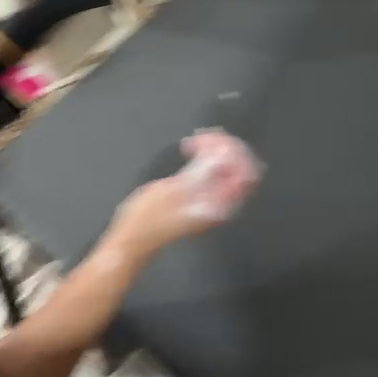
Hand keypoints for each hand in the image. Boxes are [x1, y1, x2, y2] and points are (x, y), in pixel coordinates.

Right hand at [105, 130, 258, 257]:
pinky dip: (206, 160)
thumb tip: (224, 153)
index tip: (211, 138)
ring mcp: (212, 202)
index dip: (232, 150)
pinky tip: (191, 151)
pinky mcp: (200, 199)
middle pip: (238, 168)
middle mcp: (222, 204)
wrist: (132, 239)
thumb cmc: (149, 216)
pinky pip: (214, 174)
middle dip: (223, 147)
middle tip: (200, 137)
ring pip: (226, 169)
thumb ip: (202, 171)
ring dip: (214, 151)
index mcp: (219, 204)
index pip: (244, 172)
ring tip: (194, 141)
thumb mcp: (174, 189)